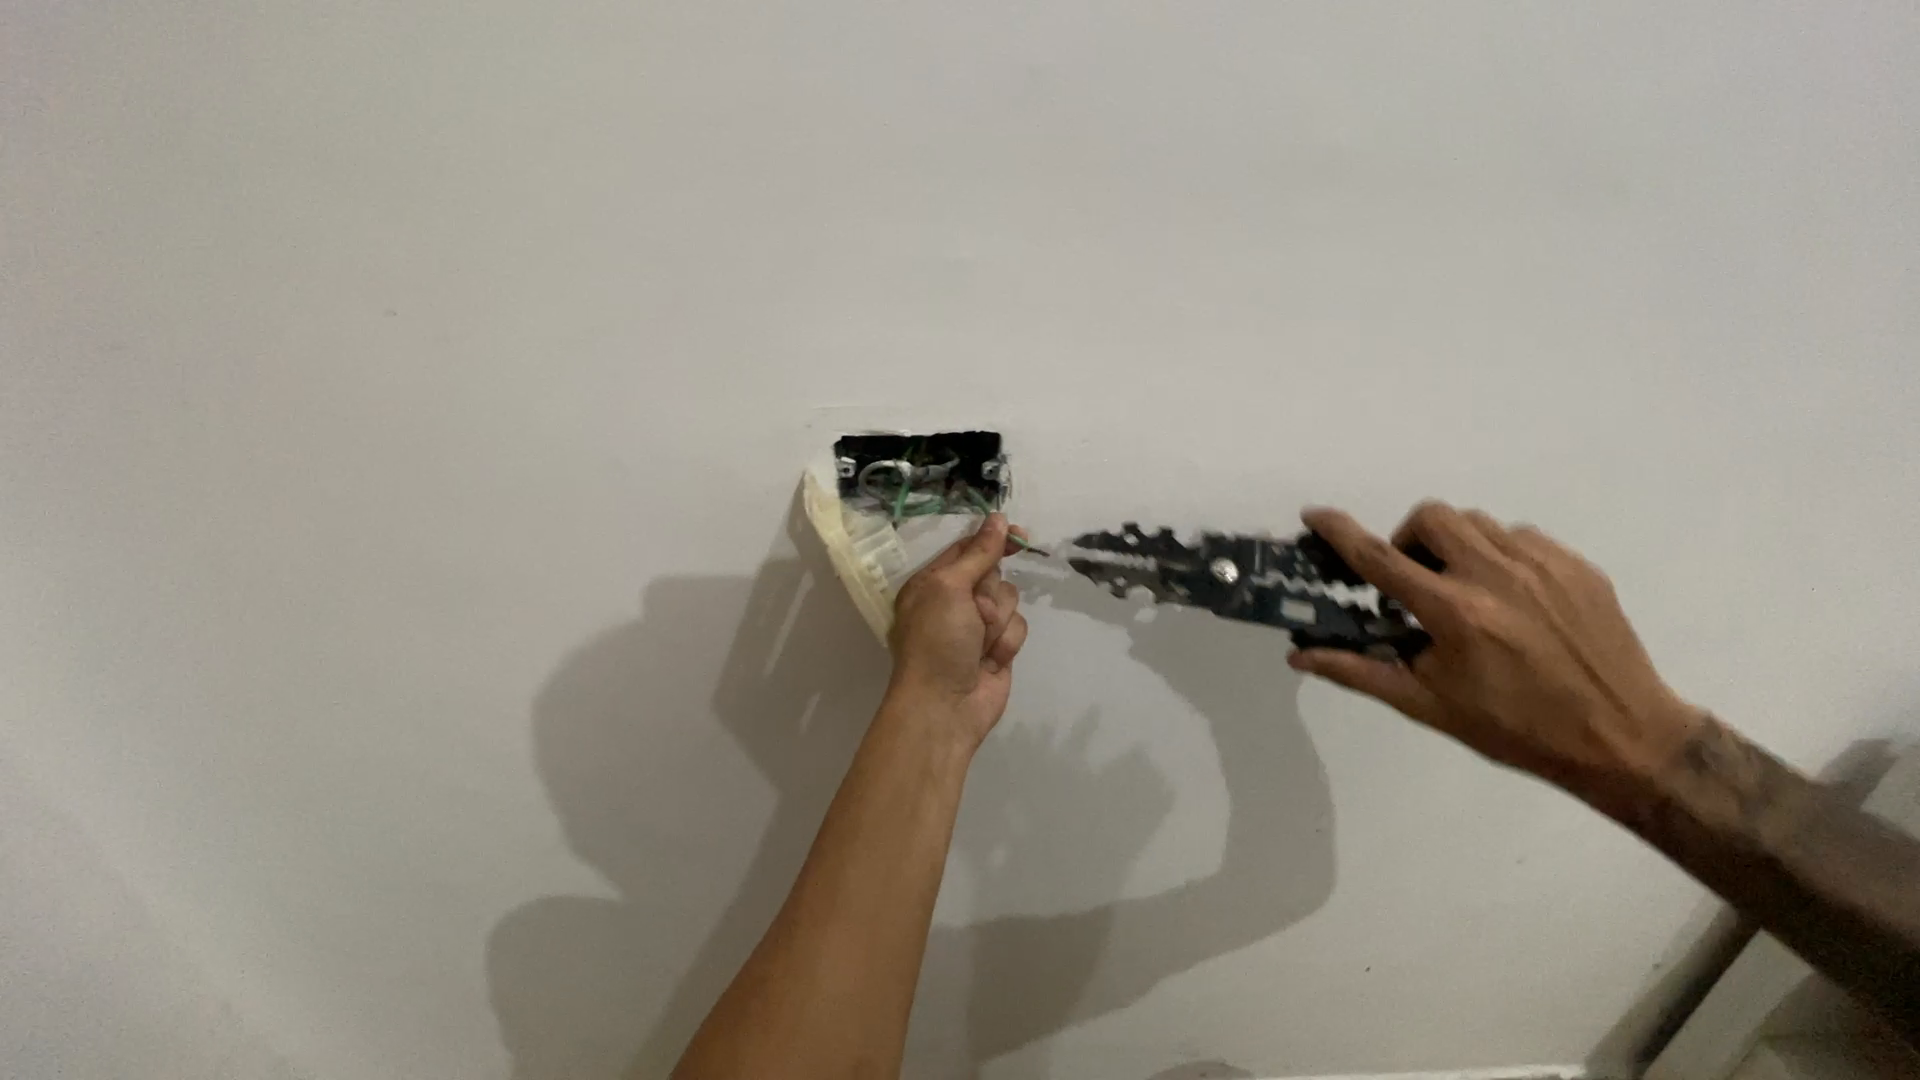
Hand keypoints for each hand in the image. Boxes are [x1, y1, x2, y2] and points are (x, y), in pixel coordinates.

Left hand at [885, 513, 1031, 752]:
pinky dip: (1006, 643)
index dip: (994, 540)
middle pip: (994, 574)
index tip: (1020, 536)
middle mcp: (954, 601)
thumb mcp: (949, 587)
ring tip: (978, 644)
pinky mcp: (998, 648)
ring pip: (1010, 600)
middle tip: (975, 614)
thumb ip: (978, 553)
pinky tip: (990, 660)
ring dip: (998, 622)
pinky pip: (1018, 628)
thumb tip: (998, 518)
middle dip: (990, 594)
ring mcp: (977, 626)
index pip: (969, 548)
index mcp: (933, 582)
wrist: (945, 705)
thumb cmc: (936, 640)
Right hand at [1289, 501, 1702, 796]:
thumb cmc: (1512, 726)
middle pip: (1432, 517)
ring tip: (1460, 586)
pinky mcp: (1578, 566)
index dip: (1340, 531)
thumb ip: (1357, 671)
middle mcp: (1496, 575)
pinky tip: (1506, 594)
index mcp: (1454, 612)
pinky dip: (1497, 553)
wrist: (1624, 738)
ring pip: (1476, 522)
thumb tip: (1297, 656)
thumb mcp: (1425, 704)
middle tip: (1412, 580)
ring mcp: (1543, 565)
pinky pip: (1520, 535)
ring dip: (1452, 544)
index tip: (1315, 515)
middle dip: (1408, 538)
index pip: (1380, 557)